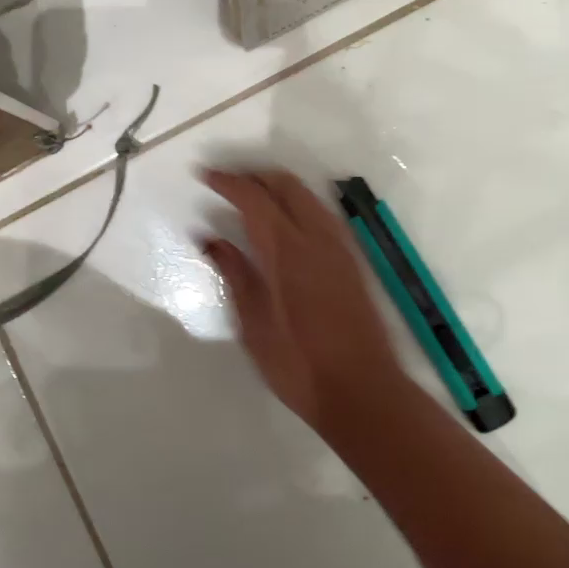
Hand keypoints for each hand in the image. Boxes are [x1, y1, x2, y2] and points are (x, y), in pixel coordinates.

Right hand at [200, 169, 408, 435]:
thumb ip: (234, 274)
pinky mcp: (352, 260)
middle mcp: (316, 238)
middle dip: (253, 174)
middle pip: (285, 184)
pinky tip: (284, 220)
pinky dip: (297, 201)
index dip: (227, 181)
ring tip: (251, 194)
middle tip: (225, 180)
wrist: (363, 393)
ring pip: (307, 194)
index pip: (253, 198)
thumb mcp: (253, 325)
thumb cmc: (299, 365)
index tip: (204, 175)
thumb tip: (211, 239)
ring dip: (277, 184)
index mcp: (286, 250)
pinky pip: (321, 212)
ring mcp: (339, 247)